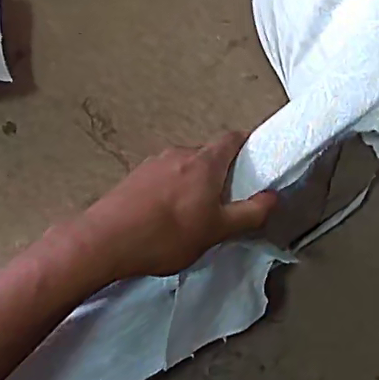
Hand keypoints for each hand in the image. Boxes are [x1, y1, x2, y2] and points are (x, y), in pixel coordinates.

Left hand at [69, 131, 278, 283]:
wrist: (106, 241)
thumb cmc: (166, 235)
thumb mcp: (217, 231)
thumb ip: (249, 213)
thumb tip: (272, 198)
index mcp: (204, 162)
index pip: (232, 138)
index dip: (246, 146)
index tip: (254, 163)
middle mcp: (178, 154)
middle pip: (208, 155)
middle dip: (218, 175)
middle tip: (222, 204)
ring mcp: (153, 163)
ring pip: (183, 168)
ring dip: (192, 185)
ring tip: (191, 218)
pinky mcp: (134, 177)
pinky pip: (162, 178)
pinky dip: (170, 192)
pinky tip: (164, 219)